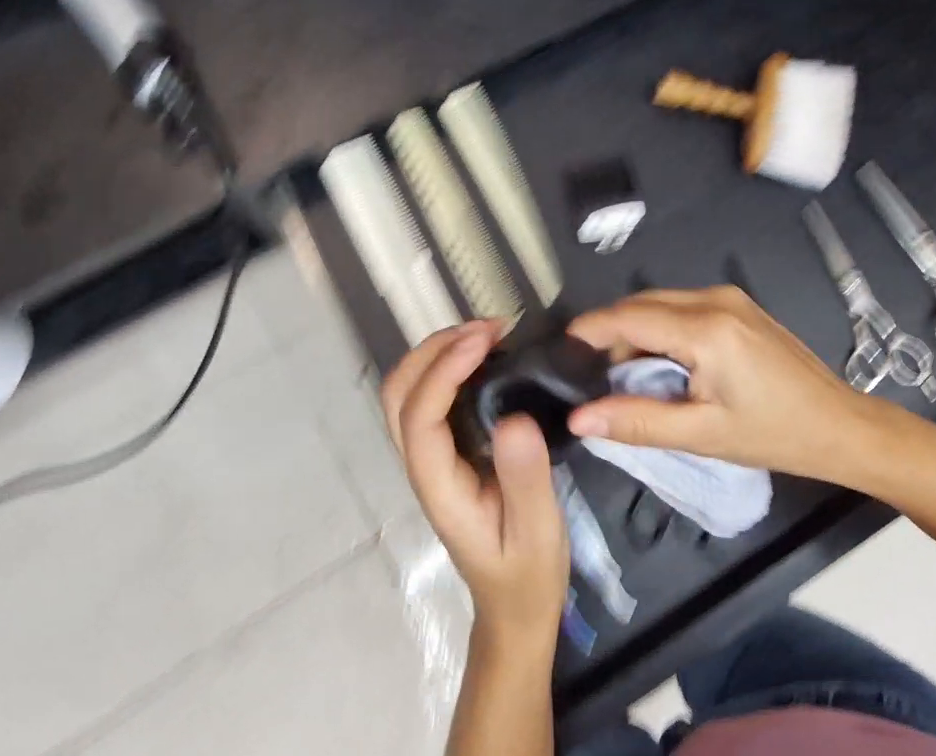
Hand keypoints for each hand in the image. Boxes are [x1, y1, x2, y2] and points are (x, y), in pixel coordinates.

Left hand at [381, 320, 569, 644]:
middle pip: (397, 394)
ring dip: (438, 352)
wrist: (513, 606)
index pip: (419, 417)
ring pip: (406, 392)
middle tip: (489, 329)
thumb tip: (515, 418)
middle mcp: (422, 466)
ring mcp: (429, 458)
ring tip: (490, 333)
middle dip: (433, 349)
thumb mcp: (538, 533)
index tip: (486, 340)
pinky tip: (487, 356)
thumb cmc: (526, 574)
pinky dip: (448, 365)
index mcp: (438, 486)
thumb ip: (525, 480)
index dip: (444, 371)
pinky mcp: (445, 452)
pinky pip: (429, 398)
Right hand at [567, 287, 888, 482]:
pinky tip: (666, 367)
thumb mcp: (702, 435)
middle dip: (612, 335)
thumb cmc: (774, 435)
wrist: (841, 426)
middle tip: (596, 378)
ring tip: (632, 380)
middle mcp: (715, 300)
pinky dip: (661, 331)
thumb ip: (636, 422)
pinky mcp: (738, 306)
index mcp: (705, 330)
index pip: (627, 317)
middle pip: (640, 305)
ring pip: (660, 304)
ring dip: (637, 334)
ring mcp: (730, 298)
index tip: (561, 350)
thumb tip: (578, 420)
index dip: (589, 330)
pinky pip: (682, 308)